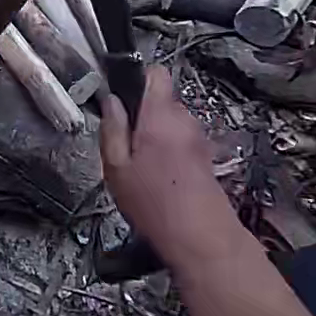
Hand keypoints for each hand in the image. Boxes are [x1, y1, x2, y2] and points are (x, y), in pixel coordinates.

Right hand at [99, 67, 253, 259]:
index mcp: (160, 116)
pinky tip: (155, 177)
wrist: (203, 242)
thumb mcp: (116, 168)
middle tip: (121, 143)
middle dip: (139, 114)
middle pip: (159, 100)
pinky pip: (178, 139)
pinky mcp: (204, 156)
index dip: (136, 78)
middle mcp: (184, 120)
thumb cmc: (154, 204)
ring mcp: (198, 138)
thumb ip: (112, 128)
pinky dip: (165, 149)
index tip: (120, 97)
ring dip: (152, 134)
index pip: (155, 73)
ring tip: (137, 165)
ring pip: (168, 122)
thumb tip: (111, 101)